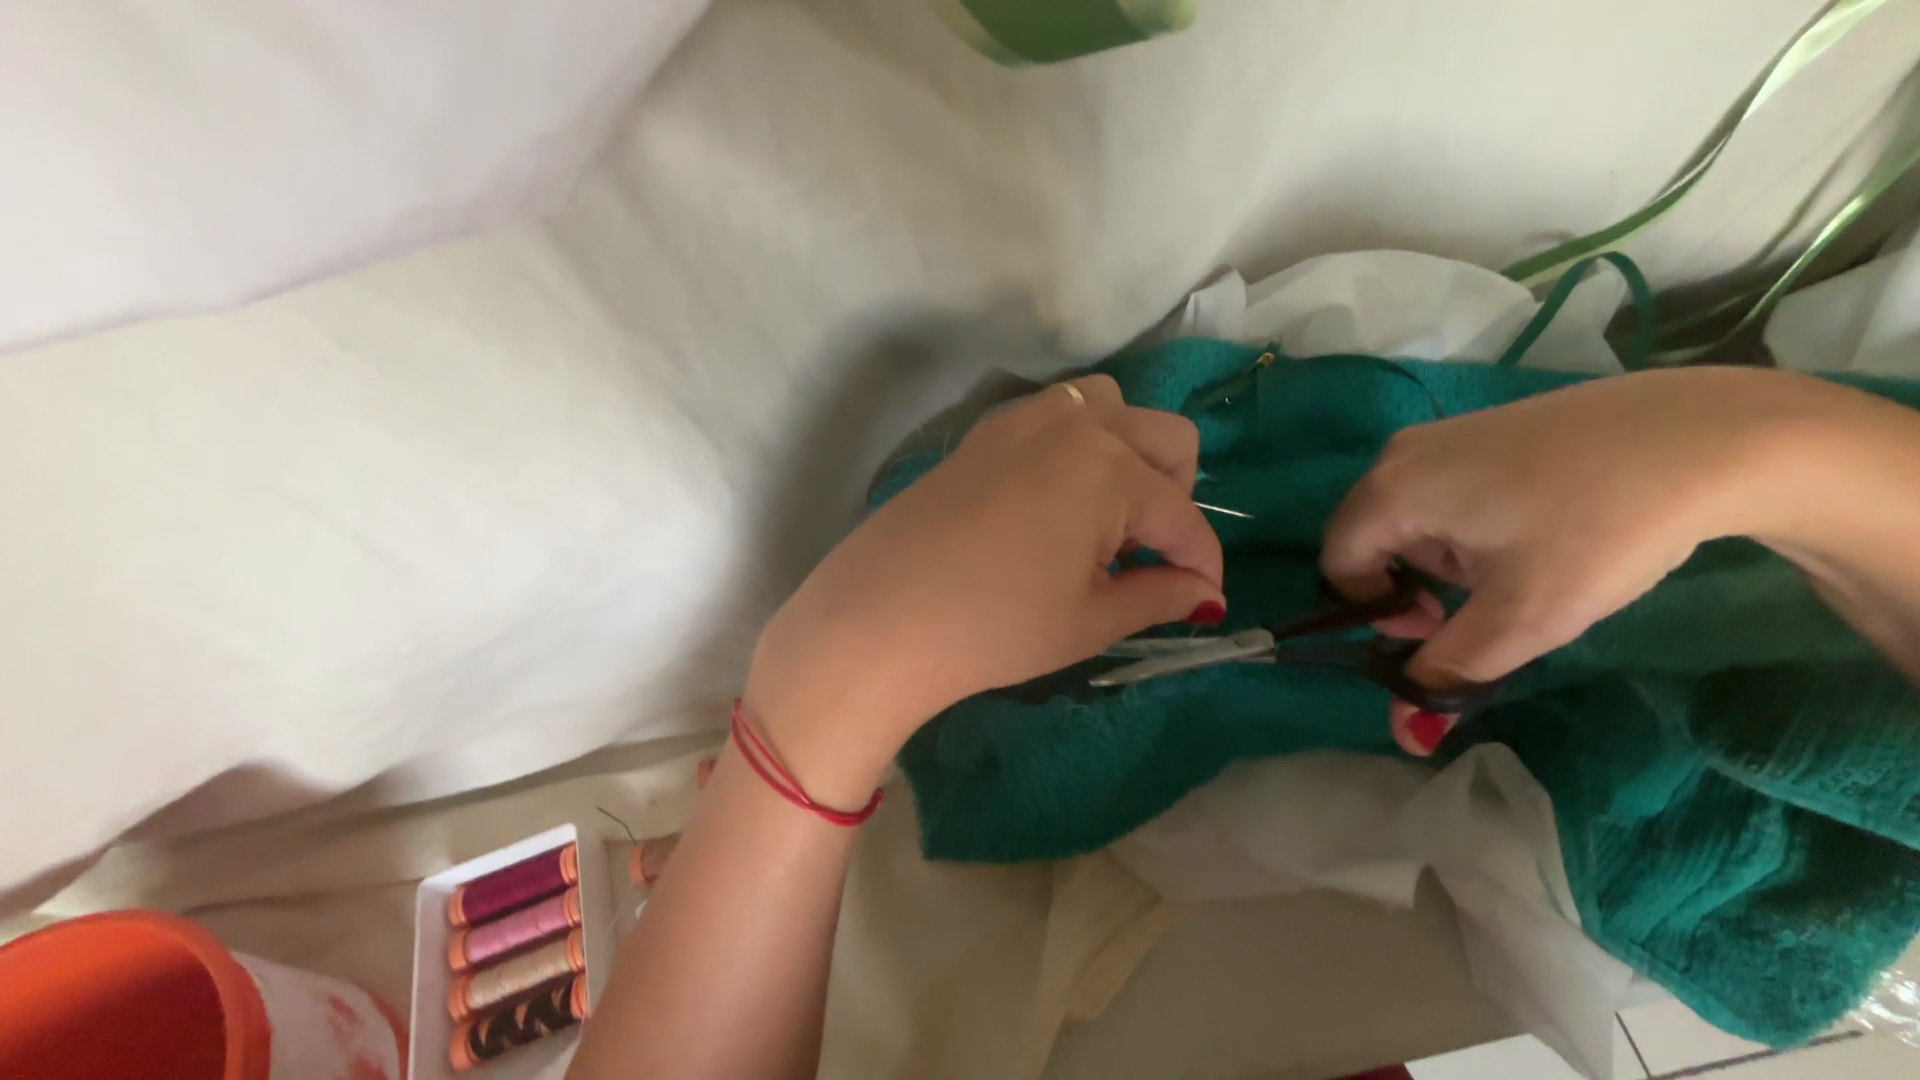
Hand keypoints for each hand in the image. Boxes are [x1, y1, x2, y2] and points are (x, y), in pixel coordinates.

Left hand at [745, 376, 1225, 803]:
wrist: (881, 617)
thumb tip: (1202, 593)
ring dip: (1128, 452)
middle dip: (1175, 495)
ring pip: (1108, 407)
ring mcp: (1023, 420)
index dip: (1202, 563)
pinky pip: (1054, 415)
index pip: (1183, 517)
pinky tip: (1054, 501)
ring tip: (1104, 516)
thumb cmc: (994, 628)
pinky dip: (1076, 444)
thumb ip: (1157, 596)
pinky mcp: (984, 432)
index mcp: (1110, 470)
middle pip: (1165, 438)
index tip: (1205, 599)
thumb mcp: (1088, 620)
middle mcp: (1075, 426)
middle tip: (1148, 554)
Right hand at [1322, 366, 1855, 754]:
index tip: (1441, 628)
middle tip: (1471, 607)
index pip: (1338, 565)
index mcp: (1389, 491)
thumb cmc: (1597, 528)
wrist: (1713, 436)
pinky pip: (1437, 488)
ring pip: (1404, 514)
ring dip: (1435, 558)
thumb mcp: (1521, 616)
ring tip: (1510, 567)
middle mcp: (1398, 454)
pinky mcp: (1480, 427)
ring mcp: (1440, 434)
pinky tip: (1528, 528)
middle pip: (1366, 538)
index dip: (1375, 612)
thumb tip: (1405, 739)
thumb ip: (1450, 674)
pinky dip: (1460, 523)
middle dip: (1405, 586)